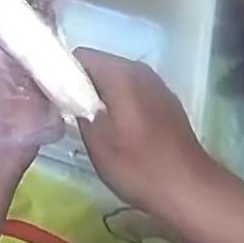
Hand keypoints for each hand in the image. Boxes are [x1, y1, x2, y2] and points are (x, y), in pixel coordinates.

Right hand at [76, 49, 221, 215]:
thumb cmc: (137, 164)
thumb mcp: (97, 141)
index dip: (65, 73)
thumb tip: (69, 94)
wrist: (187, 186)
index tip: (56, 98)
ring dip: (103, 97)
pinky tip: (121, 133)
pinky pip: (134, 91)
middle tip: (72, 117)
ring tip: (95, 128)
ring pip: (118, 79)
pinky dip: (122, 103)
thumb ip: (79, 109)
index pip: (82, 56)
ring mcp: (156, 83)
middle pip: (101, 65)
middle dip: (84, 86)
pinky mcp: (165, 100)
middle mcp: (140, 69)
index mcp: (122, 73)